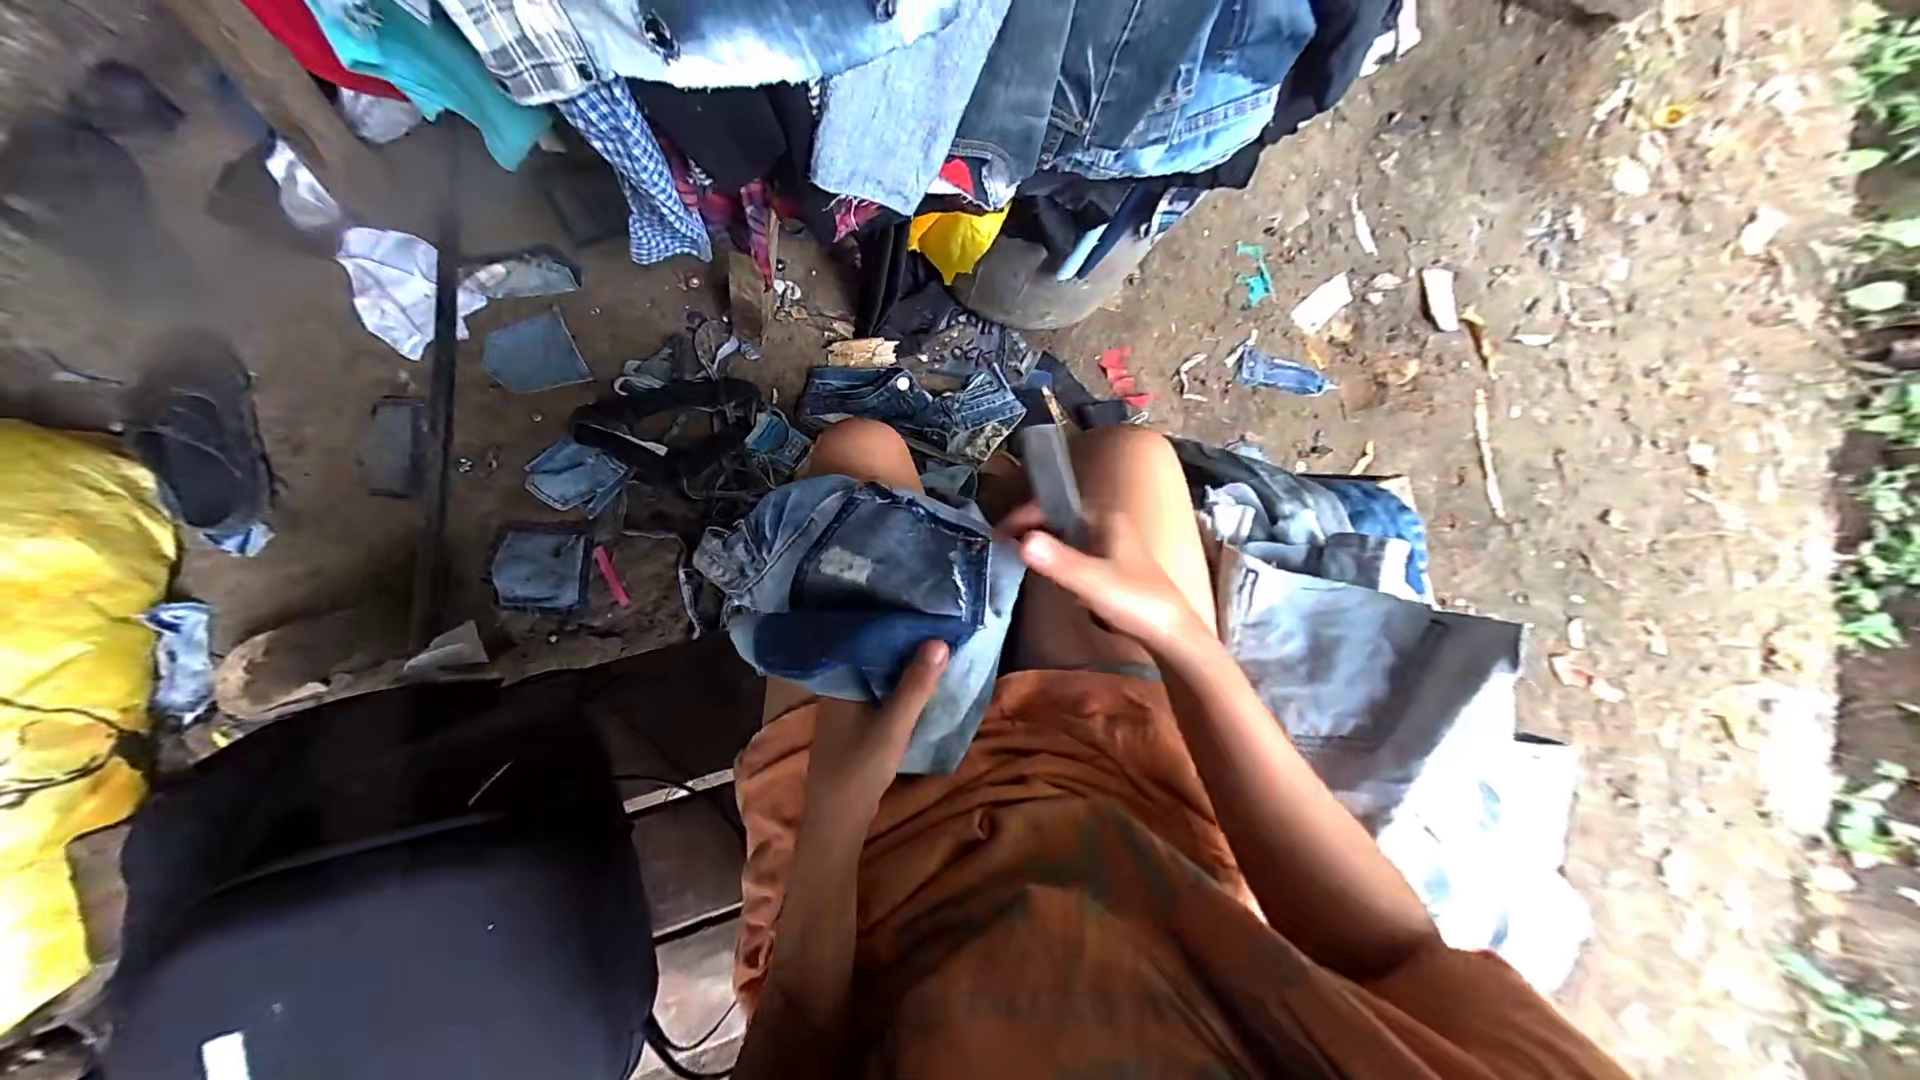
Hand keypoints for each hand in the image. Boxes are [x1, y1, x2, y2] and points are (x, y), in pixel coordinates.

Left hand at [804, 640, 948, 825]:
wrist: (837, 819)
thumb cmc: (860, 768)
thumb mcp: (893, 726)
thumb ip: (915, 686)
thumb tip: (939, 641)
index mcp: (840, 682)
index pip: (865, 640)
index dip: (893, 626)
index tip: (922, 611)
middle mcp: (838, 689)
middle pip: (872, 657)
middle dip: (901, 644)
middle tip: (935, 624)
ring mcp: (845, 708)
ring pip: (876, 676)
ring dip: (901, 666)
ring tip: (933, 646)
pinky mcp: (854, 724)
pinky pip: (877, 693)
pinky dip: (896, 686)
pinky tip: (918, 683)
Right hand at [1000, 504, 1215, 662]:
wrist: (1173, 636)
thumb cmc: (1135, 602)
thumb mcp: (1091, 582)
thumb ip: (1058, 561)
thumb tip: (1021, 541)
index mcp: (1106, 519)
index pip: (1056, 505)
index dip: (1025, 515)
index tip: (1000, 533)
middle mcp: (1111, 527)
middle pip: (1061, 519)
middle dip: (1033, 528)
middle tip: (1004, 544)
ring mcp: (1115, 548)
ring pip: (1070, 538)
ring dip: (1046, 544)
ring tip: (1020, 557)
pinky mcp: (1116, 570)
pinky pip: (1079, 557)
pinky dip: (1061, 562)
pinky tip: (1053, 579)